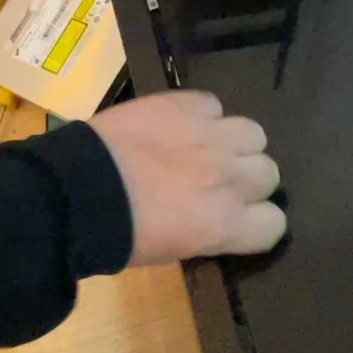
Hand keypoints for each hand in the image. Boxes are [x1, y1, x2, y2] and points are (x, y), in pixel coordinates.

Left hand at [88, 91, 285, 265]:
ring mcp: (211, 136)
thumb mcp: (173, 248)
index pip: (274, 223)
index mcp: (227, 224)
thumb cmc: (118, 234)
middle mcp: (231, 178)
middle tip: (216, 180)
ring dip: (234, 142)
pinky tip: (179, 124)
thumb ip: (208, 229)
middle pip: (268, 172)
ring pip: (252, 133)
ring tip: (205, 146)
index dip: (256, 221)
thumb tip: (214, 216)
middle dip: (247, 178)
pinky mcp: (185, 104)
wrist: (77, 192)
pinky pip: (212, 104)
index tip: (236, 218)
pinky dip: (201, 114)